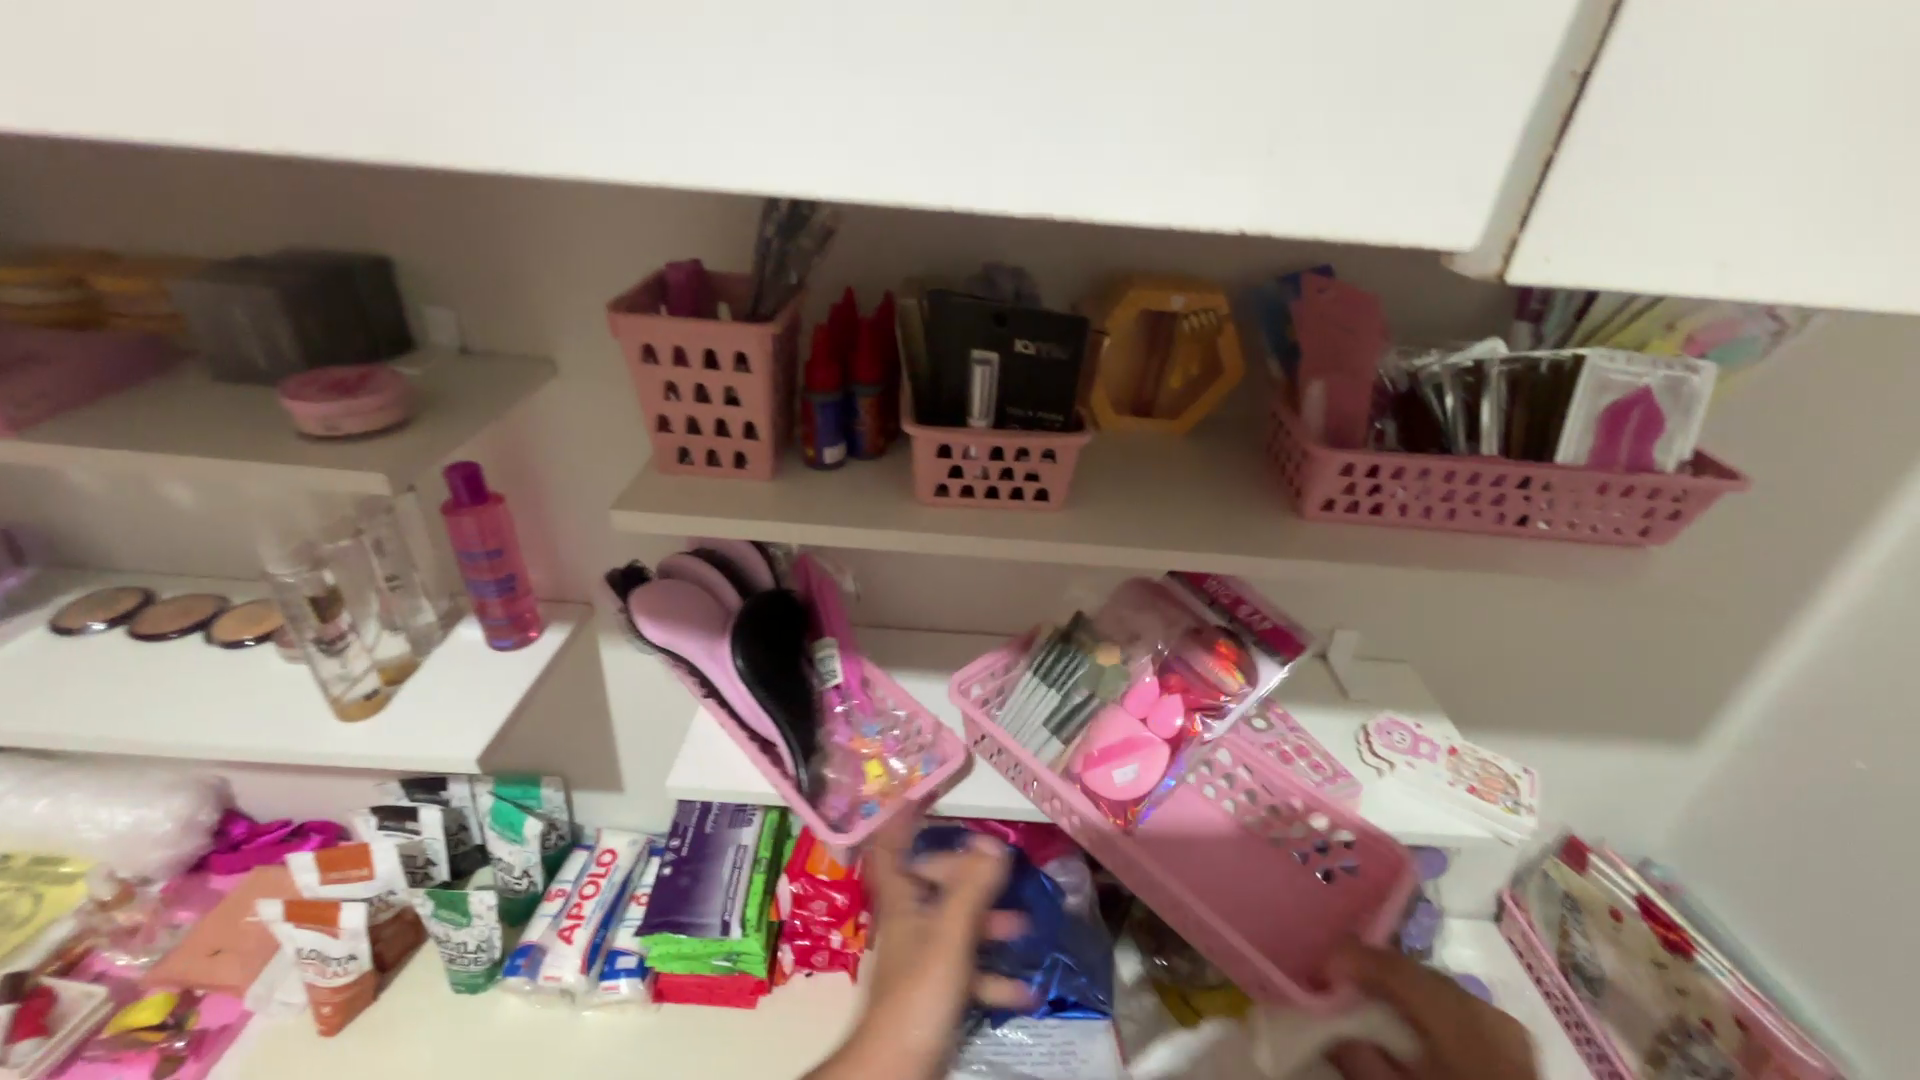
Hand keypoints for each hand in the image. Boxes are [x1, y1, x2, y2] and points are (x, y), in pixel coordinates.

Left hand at [803, 813, 1032, 1079]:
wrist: (898, 1068)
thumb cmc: (919, 994)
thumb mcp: (950, 935)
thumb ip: (971, 889)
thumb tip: (992, 843)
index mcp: (902, 903)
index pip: (891, 848)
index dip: (901, 820)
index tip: (922, 795)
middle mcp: (909, 925)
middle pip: (932, 885)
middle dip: (967, 874)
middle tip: (1000, 867)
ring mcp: (921, 961)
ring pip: (956, 927)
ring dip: (990, 923)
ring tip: (1026, 924)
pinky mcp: (935, 994)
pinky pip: (970, 975)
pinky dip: (996, 979)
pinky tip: (1026, 989)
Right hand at [1327, 941, 1537, 1079]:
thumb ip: (1361, 1063)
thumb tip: (1331, 1026)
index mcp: (1460, 1028)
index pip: (1397, 970)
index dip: (1352, 960)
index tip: (1320, 972)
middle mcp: (1488, 1016)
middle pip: (1417, 974)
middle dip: (1374, 974)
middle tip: (1337, 989)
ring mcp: (1508, 1031)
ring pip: (1438, 991)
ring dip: (1400, 993)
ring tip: (1368, 1011)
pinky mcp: (1515, 1048)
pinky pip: (1458, 1011)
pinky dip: (1427, 1012)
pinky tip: (1409, 1034)